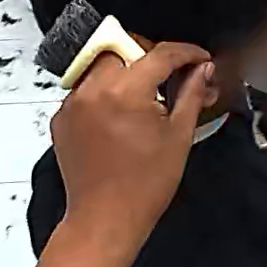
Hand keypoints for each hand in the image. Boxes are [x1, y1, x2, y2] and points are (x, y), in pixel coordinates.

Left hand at [51, 43, 217, 249]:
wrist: (106, 218)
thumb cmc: (146, 183)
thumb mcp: (180, 135)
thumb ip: (192, 93)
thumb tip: (204, 70)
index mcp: (124, 92)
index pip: (160, 54)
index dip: (187, 52)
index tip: (202, 58)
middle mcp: (92, 90)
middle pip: (123, 47)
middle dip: (151, 55)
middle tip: (174, 74)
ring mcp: (72, 104)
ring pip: (102, 65)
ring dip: (129, 70)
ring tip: (151, 96)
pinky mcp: (62, 119)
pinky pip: (88, 89)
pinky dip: (109, 91)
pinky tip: (127, 115)